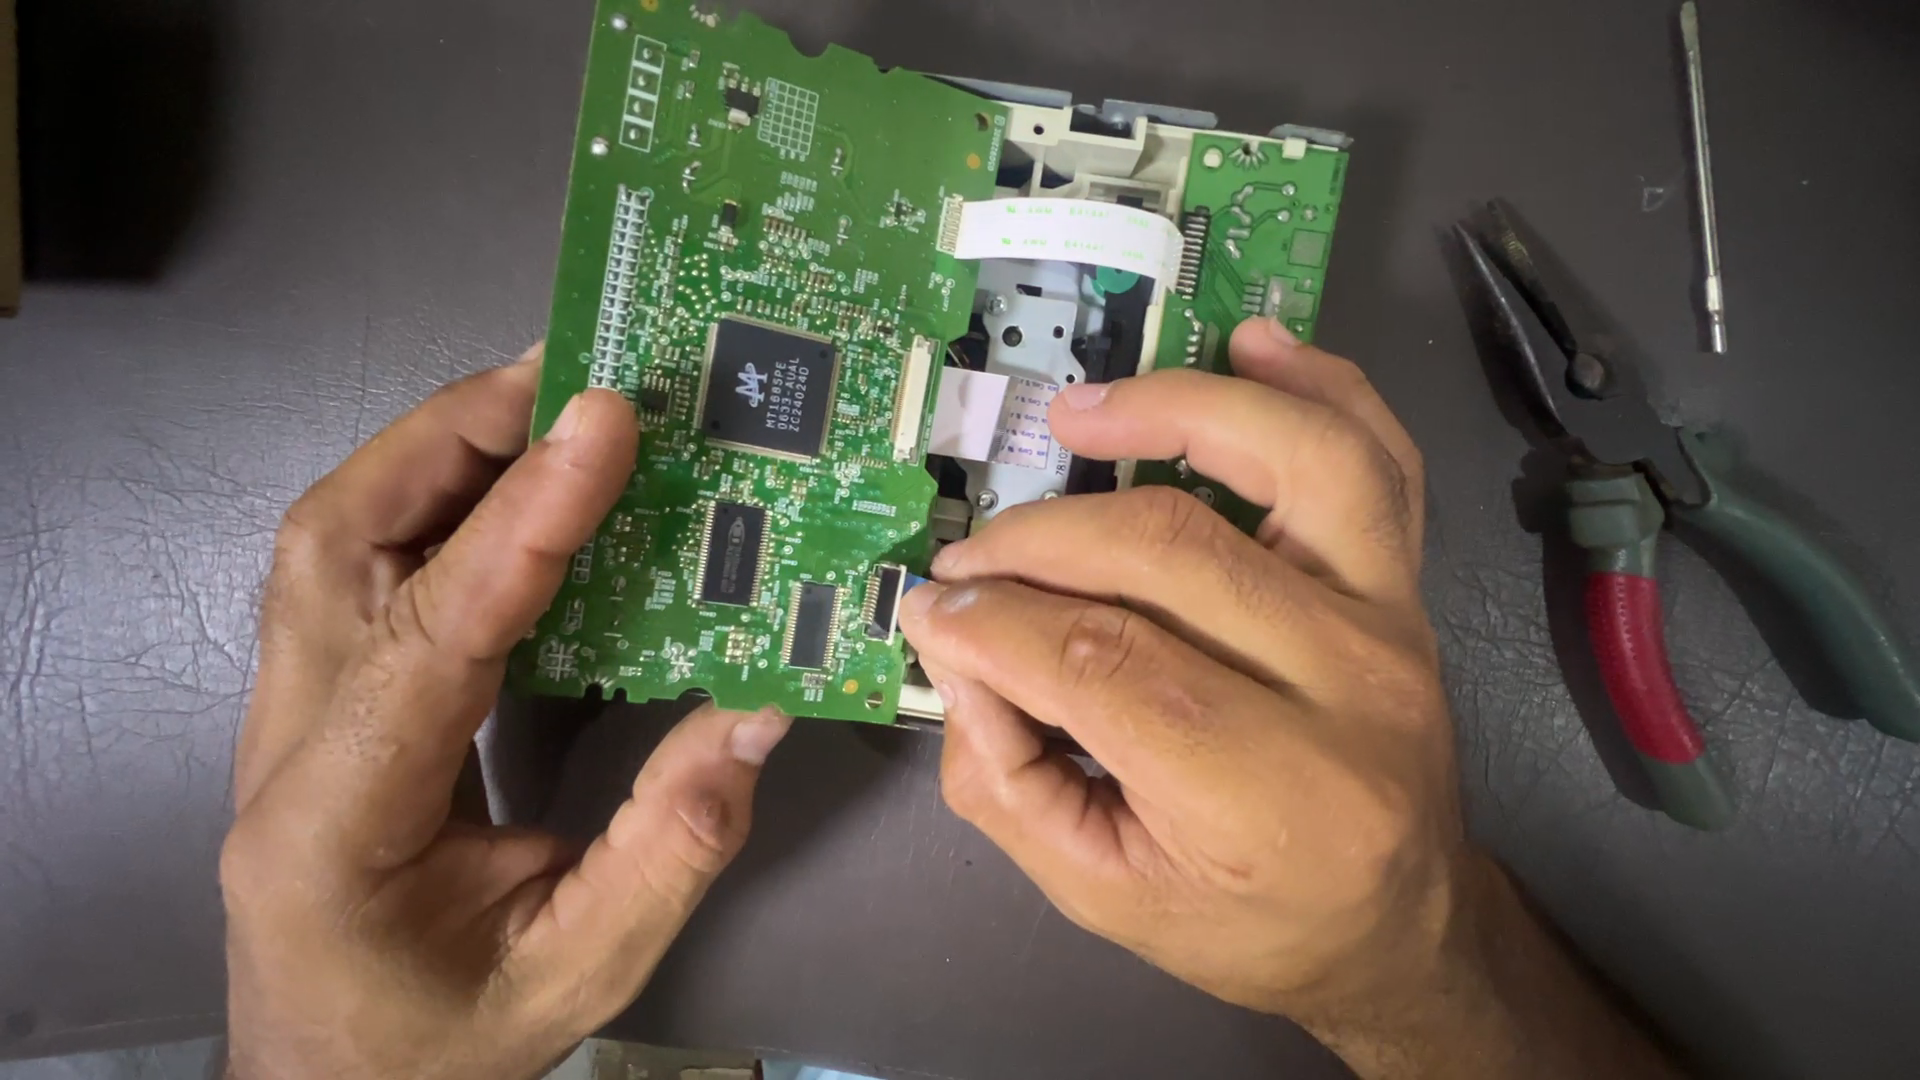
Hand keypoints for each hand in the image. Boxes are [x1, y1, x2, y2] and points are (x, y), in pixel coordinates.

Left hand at [223, 348, 791, 1079]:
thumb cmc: (457, 1031)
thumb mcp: (591, 957)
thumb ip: (680, 838)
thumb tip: (762, 699)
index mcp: (338, 820)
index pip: (431, 635)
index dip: (525, 521)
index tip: (603, 422)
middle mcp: (289, 742)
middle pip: (334, 541)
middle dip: (456, 437)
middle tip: (570, 379)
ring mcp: (294, 709)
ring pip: (334, 534)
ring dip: (441, 447)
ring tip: (547, 402)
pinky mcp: (334, 693)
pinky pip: (371, 561)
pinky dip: (443, 493)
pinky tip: (519, 479)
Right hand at [901, 320, 1680, 1077]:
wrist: (1394, 923)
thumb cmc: (1242, 921)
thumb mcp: (1096, 890)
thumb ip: (1005, 775)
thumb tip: (957, 642)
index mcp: (1265, 795)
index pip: (1098, 663)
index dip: (994, 624)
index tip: (935, 606)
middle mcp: (1344, 689)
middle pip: (1168, 555)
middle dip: (1038, 543)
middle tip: (970, 557)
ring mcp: (1385, 618)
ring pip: (1294, 461)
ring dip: (1176, 413)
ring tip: (1078, 414)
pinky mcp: (1399, 583)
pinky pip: (1374, 458)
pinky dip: (1318, 383)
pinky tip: (1250, 344)